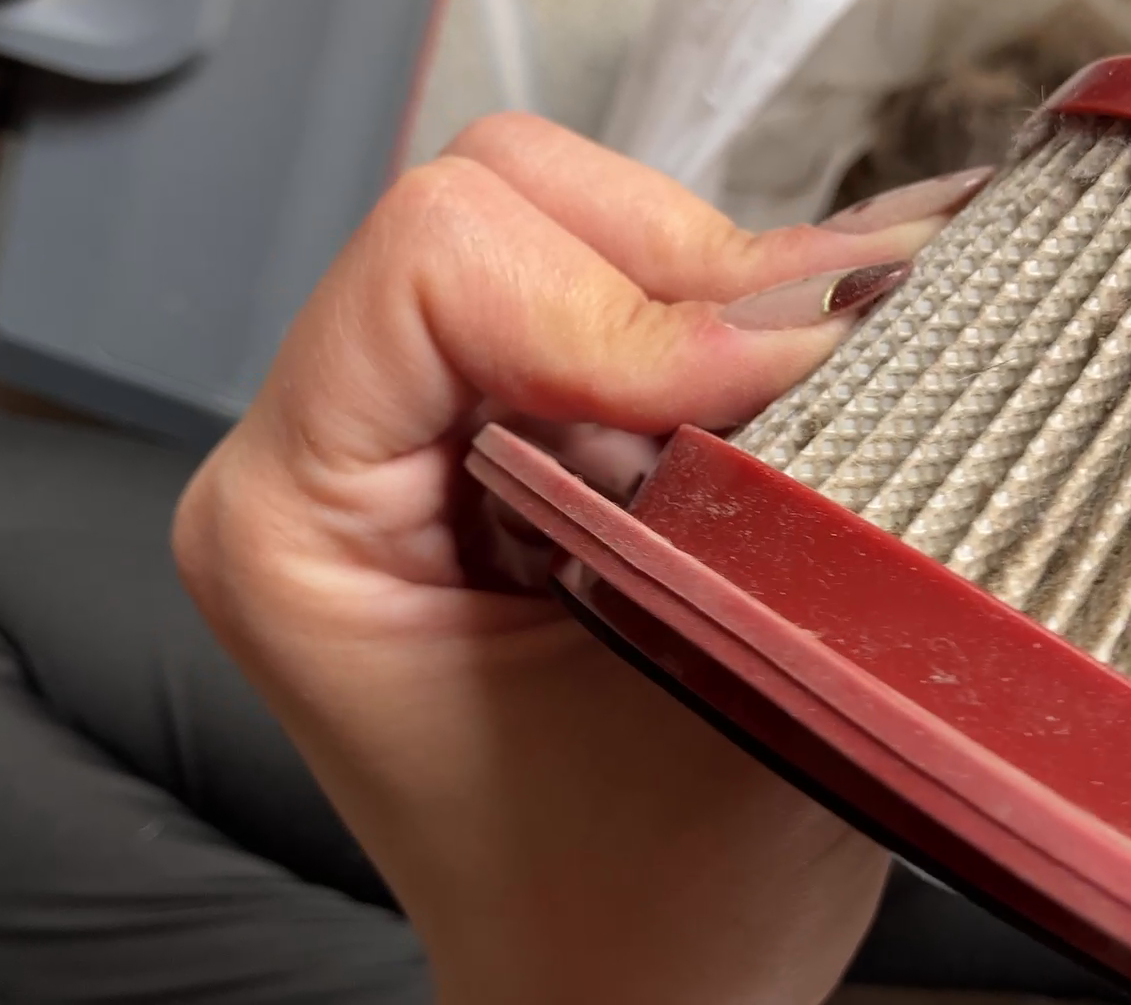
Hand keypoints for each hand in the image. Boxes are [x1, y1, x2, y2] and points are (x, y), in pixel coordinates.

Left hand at [172, 113, 984, 1004]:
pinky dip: (698, 311)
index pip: (434, 261)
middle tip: (788, 365)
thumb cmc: (645, 904)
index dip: (620, 309)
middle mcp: (336, 445)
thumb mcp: (707, 704)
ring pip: (553, 223)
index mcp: (301, 518)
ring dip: (694, 287)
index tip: (757, 388)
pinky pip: (591, 290)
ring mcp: (415, 428)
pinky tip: (758, 379)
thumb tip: (829, 314)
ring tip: (781, 380)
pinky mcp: (495, 428)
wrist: (631, 963)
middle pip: (490, 201)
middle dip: (668, 270)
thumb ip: (765, 495)